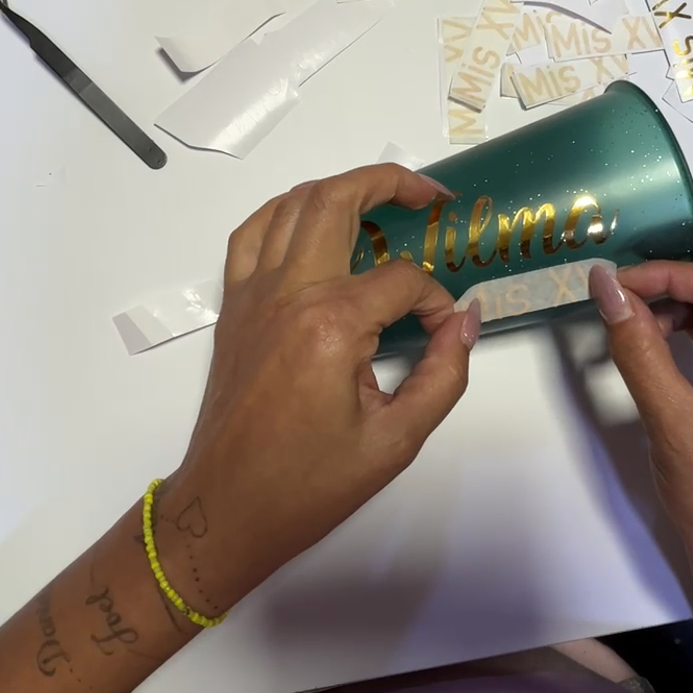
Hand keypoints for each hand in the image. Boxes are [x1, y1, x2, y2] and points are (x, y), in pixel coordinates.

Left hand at [152, 164, 482, 621]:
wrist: (226, 508)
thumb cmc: (310, 484)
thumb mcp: (395, 441)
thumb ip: (444, 374)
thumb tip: (466, 319)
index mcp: (331, 324)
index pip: (401, 280)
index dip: (435, 300)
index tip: (444, 329)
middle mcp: (288, 291)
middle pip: (338, 201)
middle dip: (390, 183)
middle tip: (430, 194)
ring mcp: (253, 292)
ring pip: (293, 204)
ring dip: (340, 188)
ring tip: (380, 198)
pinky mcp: (234, 304)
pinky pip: (252, 233)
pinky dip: (285, 212)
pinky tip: (312, 222)